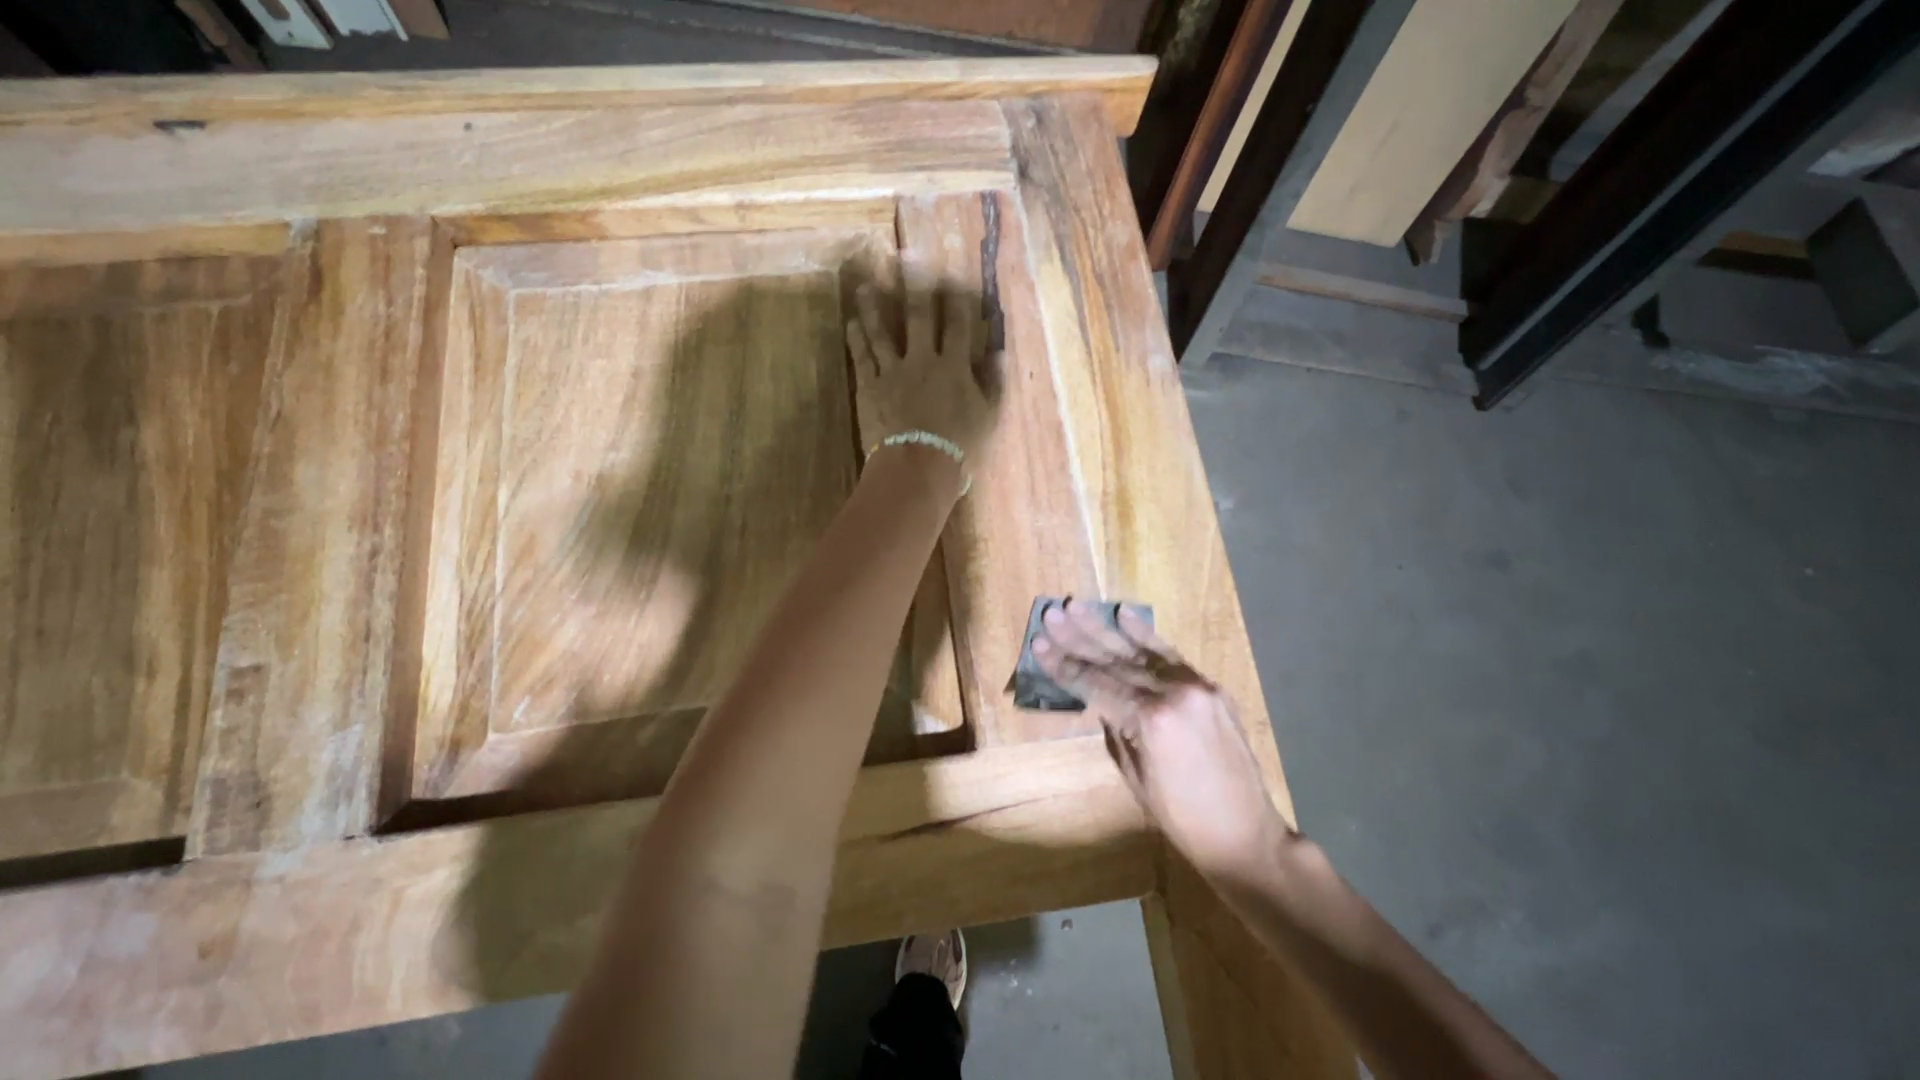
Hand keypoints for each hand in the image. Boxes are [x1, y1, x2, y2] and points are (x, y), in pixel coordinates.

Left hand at [846, 272, 1001, 473]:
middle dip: (913, 284)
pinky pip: (862, 357)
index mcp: (954, 366)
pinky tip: (851, 322)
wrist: (919, 467)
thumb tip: (996, 351)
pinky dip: (856, 338)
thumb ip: (992, 382)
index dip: (956, 298)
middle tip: (905, 257)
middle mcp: (923, 360)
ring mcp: (893, 372)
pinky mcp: (869, 387)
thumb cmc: (959, 447)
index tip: (952, 274)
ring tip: (865, 285)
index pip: (957, 324)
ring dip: (873, 306)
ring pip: (882, 331)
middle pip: (918, 316)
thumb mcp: (987, 416)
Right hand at [1031, 600, 1289, 880]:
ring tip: (1076, 607)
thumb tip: (1101, 699)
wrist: (1243, 832)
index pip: (1098, 685)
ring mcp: (1197, 686)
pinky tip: (1124, 616)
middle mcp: (1175, 693)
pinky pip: (1172, 656)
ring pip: (1141, 652)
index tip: (1039, 645)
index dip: (1066, 667)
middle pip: (1116, 661)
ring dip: (1106, 629)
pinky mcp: (1210, 688)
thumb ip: (1117, 728)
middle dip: (1079, 639)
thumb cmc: (1182, 818)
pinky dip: (1147, 636)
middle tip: (1051, 615)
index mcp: (1153, 720)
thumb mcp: (1136, 775)